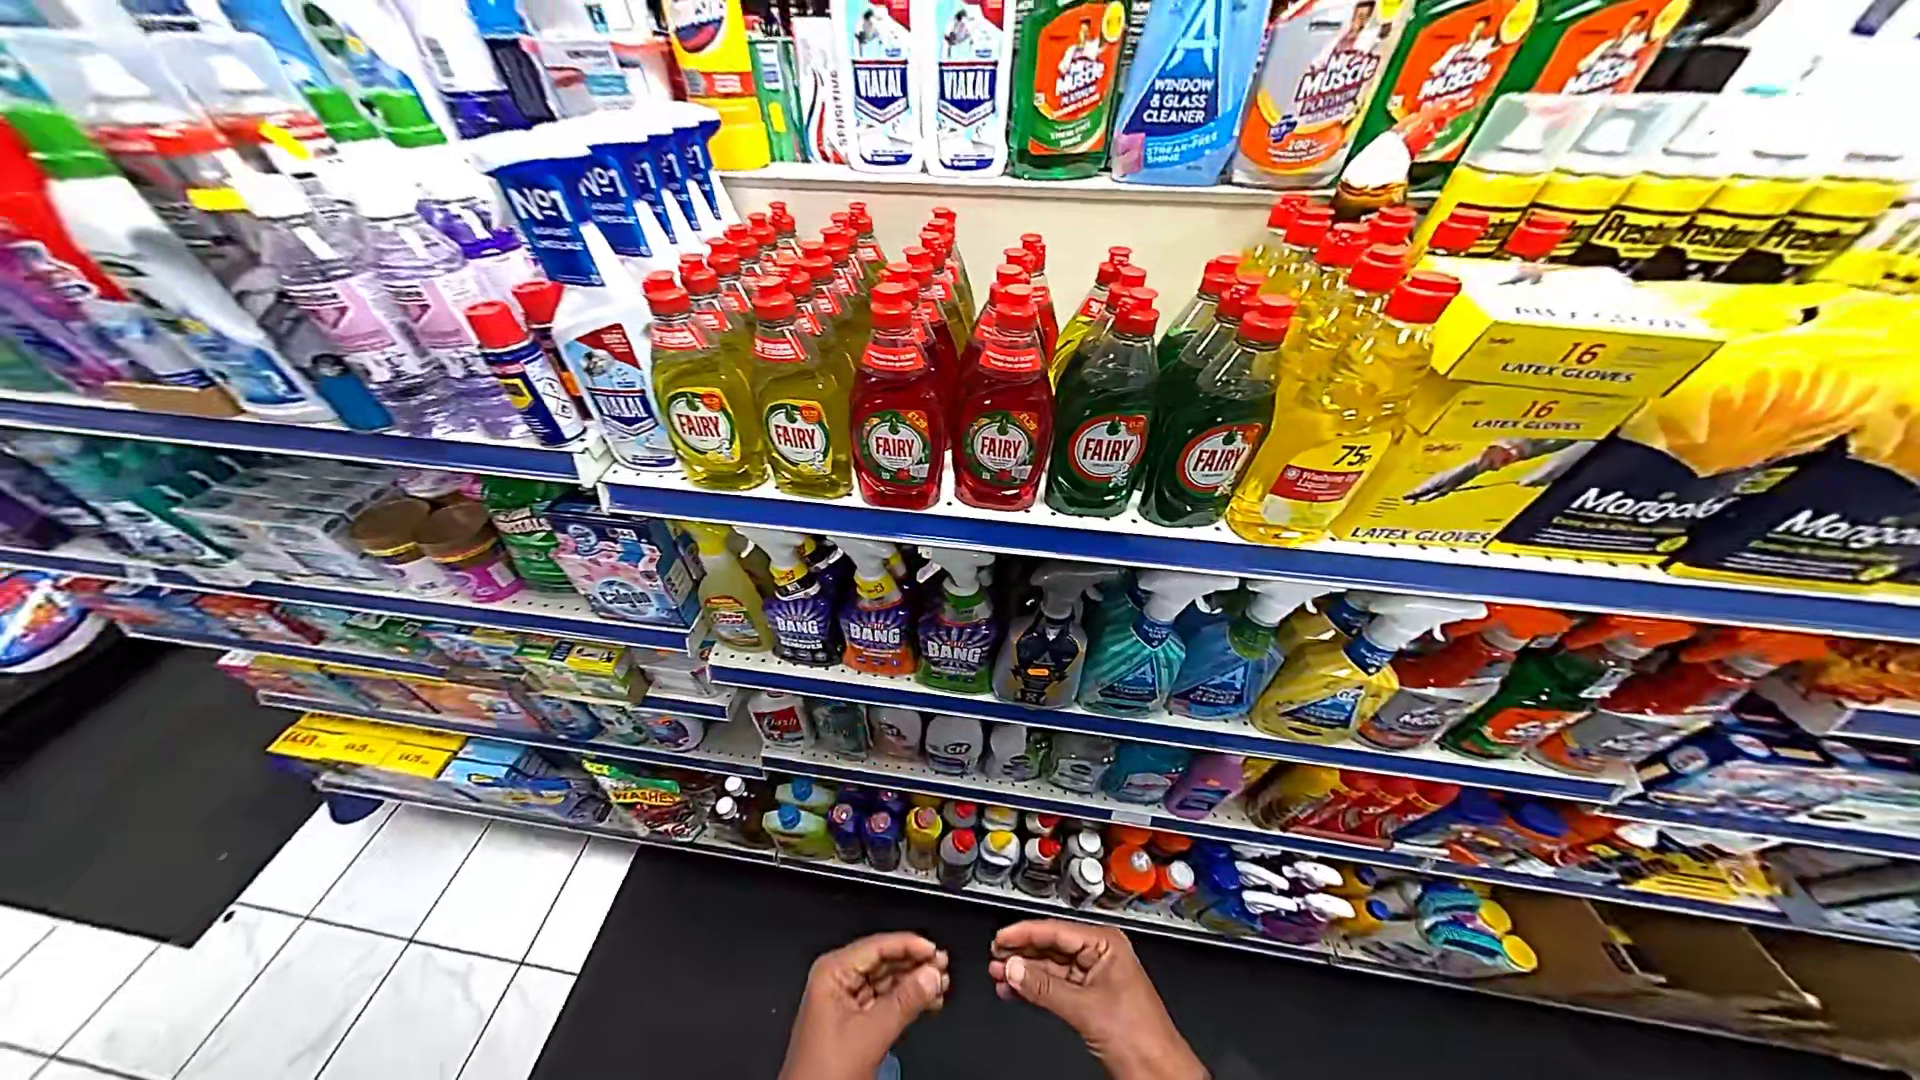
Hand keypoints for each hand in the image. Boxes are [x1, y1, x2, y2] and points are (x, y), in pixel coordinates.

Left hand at [779, 932, 949, 1079]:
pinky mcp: (853, 1021)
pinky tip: (927, 1001)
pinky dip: (906, 1001)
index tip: (935, 950)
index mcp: (833, 972)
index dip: (909, 945)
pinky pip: (885, 1000)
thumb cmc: (824, 1075)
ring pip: (887, 981)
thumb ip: (905, 1001)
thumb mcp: (870, 1034)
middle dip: (915, 965)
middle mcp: (837, 980)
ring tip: (940, 984)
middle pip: (884, 961)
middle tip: (943, 966)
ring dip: (914, 983)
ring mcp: (845, 1001)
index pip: (878, 946)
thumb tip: (931, 974)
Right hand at [989, 920, 1206, 1079]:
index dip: (1025, 933)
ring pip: (1051, 968)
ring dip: (1025, 973)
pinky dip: (1035, 990)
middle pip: (1052, 947)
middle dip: (1022, 954)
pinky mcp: (1090, 999)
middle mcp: (1100, 955)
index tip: (1001, 937)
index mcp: (1106, 943)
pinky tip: (1017, 992)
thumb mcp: (1085, 1008)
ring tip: (999, 975)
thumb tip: (1014, 968)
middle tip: (995, 957)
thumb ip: (1045, 987)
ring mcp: (1095, 977)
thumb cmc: (1142, 1039)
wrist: (1161, 1077)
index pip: (1056, 930)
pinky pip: (1056, 987)